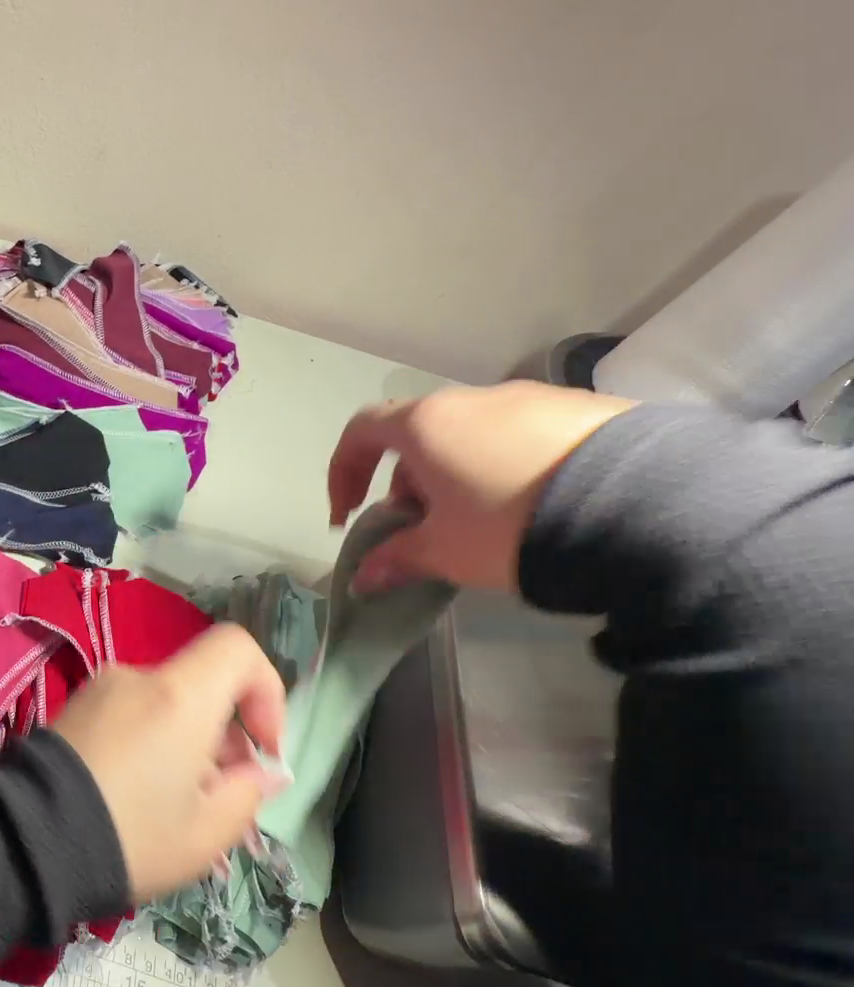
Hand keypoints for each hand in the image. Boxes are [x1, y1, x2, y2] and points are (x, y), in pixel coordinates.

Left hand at [53, 624, 286, 902]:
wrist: (28, 841)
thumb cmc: (130, 837)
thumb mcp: (205, 835)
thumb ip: (247, 794)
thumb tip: (263, 771)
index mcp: (178, 696)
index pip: (236, 648)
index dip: (266, 689)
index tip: (263, 747)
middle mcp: (136, 678)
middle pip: (200, 687)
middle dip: (222, 736)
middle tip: (217, 797)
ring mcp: (98, 691)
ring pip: (164, 705)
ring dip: (184, 744)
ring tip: (173, 806)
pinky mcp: (72, 709)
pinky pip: (129, 714)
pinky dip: (148, 742)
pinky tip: (135, 794)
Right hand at [327, 380, 635, 592]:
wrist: (650, 507)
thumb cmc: (511, 524)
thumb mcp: (444, 551)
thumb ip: (395, 559)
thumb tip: (361, 579)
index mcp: (427, 424)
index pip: (361, 432)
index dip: (345, 473)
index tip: (351, 514)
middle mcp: (474, 399)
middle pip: (421, 436)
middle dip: (411, 482)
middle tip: (426, 527)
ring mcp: (536, 399)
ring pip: (475, 435)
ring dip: (462, 475)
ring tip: (487, 522)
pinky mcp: (590, 410)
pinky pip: (529, 438)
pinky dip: (514, 467)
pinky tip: (541, 507)